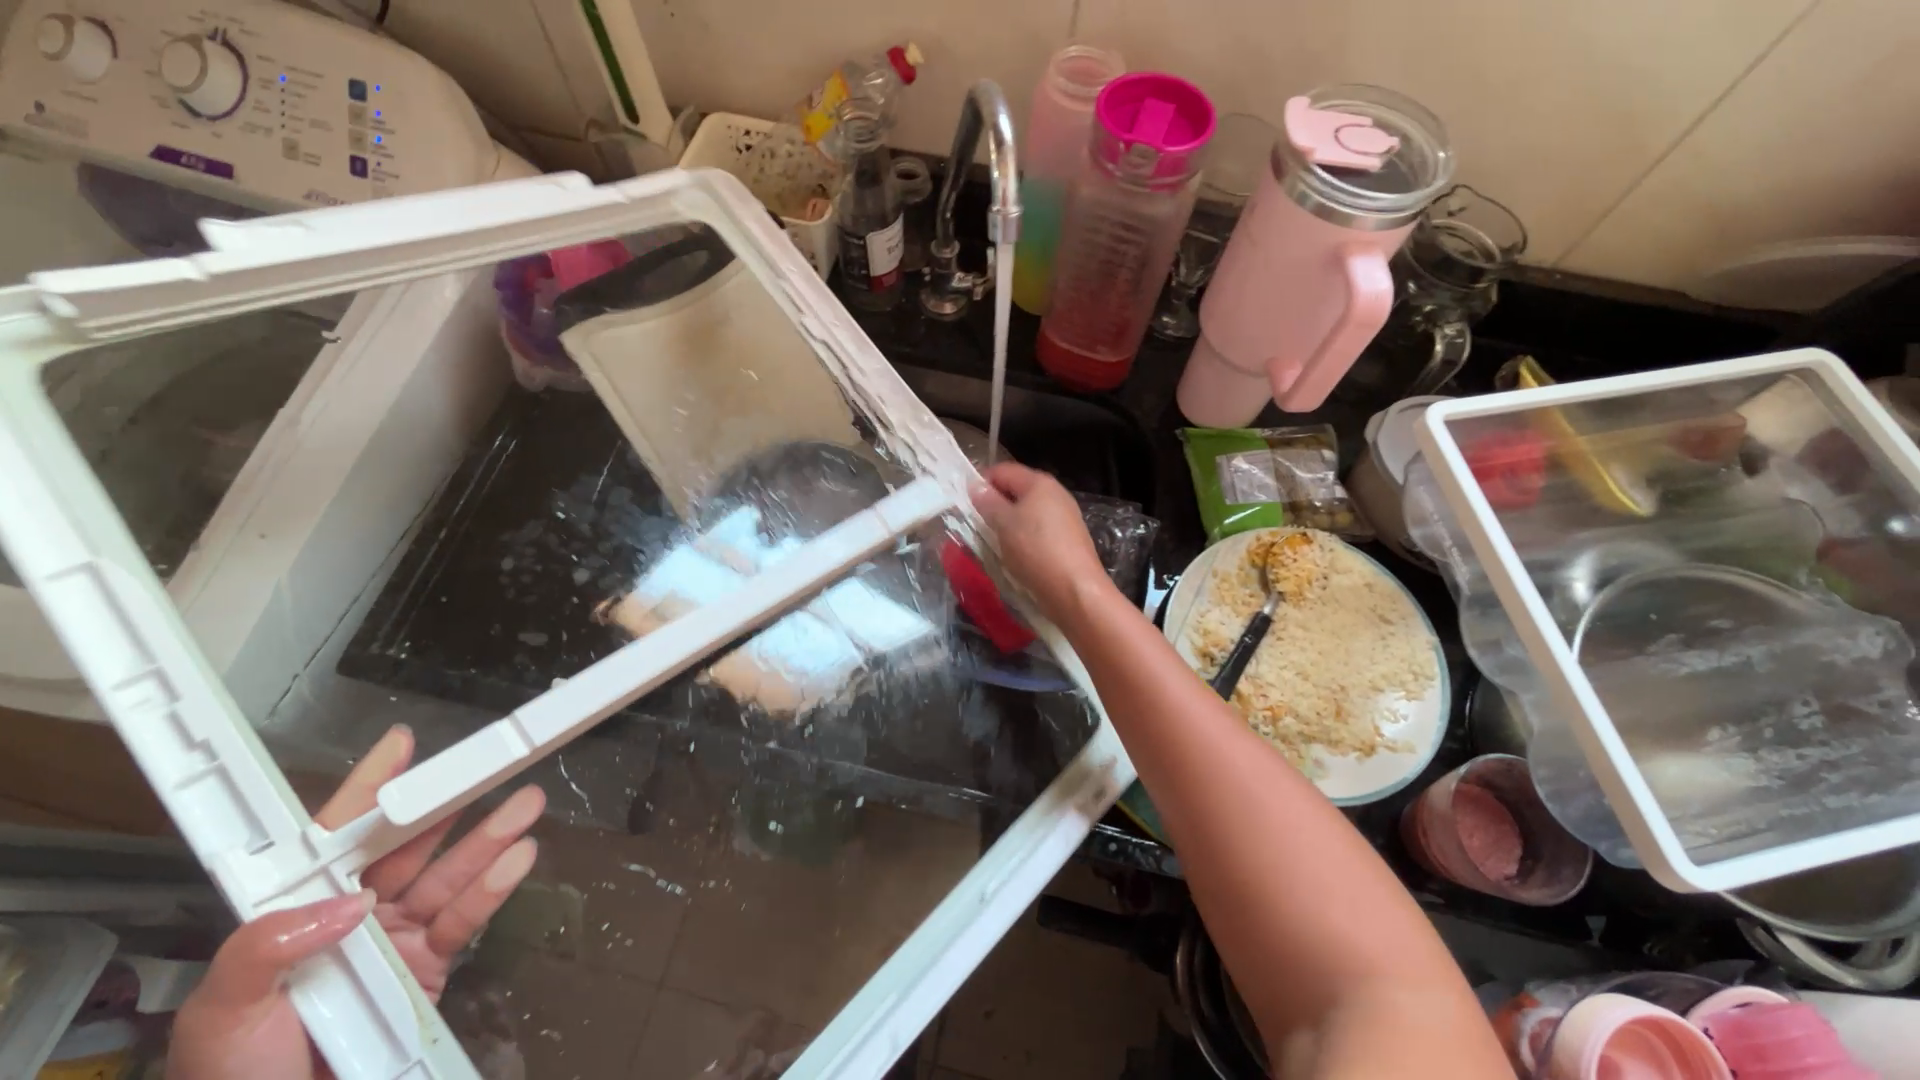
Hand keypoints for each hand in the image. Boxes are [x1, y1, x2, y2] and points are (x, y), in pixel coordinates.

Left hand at [168, 725, 544, 1078]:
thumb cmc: (234, 1075)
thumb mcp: (221, 1013)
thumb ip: (264, 948)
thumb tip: (349, 902)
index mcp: (296, 910)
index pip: (334, 837)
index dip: (370, 790)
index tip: (403, 745)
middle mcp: (350, 912)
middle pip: (407, 845)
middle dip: (450, 803)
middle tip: (489, 764)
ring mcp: (395, 937)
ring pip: (448, 875)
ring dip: (489, 838)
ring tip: (527, 805)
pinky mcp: (430, 965)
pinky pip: (465, 919)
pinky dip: (494, 888)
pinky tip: (519, 860)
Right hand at [970, 462, 1111, 622]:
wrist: (1075, 589)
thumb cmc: (1036, 550)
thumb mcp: (1004, 523)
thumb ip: (988, 502)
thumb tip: (976, 486)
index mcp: (1039, 482)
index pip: (1002, 470)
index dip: (981, 483)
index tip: (964, 503)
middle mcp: (1056, 493)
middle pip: (1017, 490)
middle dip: (995, 504)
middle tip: (976, 524)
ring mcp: (1065, 516)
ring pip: (1027, 512)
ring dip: (1008, 523)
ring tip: (992, 541)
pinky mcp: (1068, 538)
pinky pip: (1038, 530)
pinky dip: (1023, 537)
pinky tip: (1015, 554)